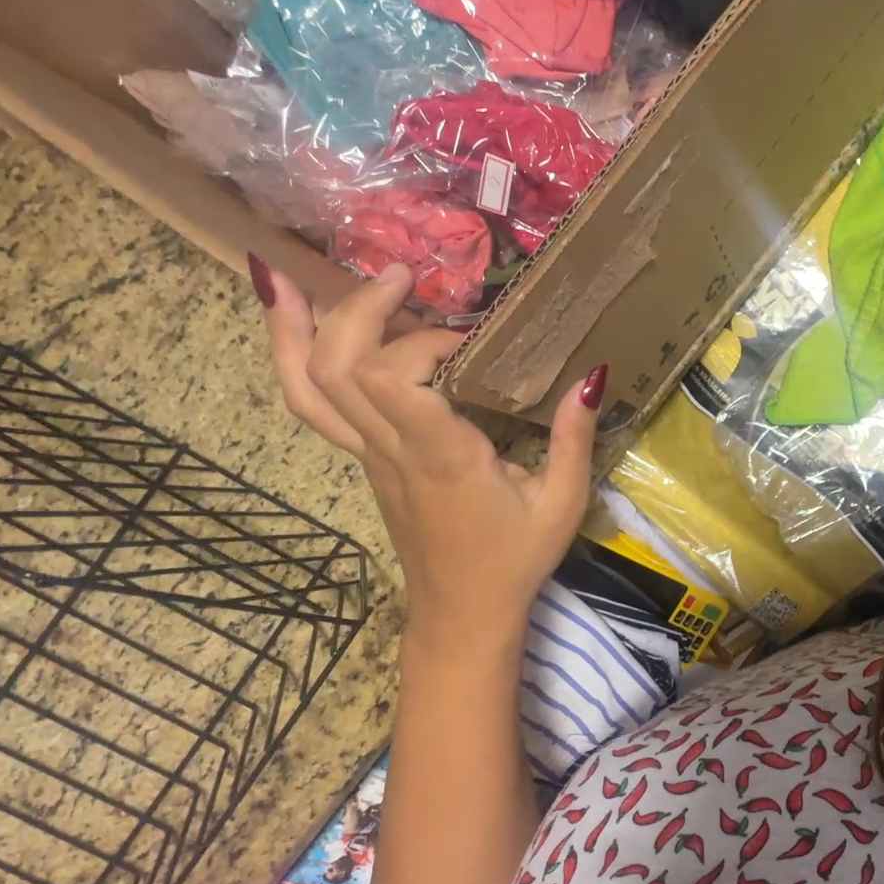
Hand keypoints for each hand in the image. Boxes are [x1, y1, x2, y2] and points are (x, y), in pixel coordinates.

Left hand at [257, 257, 600, 637]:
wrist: (464, 609)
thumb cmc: (517, 557)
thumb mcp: (563, 502)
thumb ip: (573, 438)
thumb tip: (591, 376)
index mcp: (443, 459)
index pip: (396, 382)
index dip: (422, 342)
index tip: (471, 340)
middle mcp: (392, 451)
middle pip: (340, 367)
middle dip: (363, 310)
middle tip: (406, 279)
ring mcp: (368, 455)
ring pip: (308, 383)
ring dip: (299, 324)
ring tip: (295, 274)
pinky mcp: (364, 459)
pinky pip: (312, 402)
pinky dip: (291, 354)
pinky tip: (291, 320)